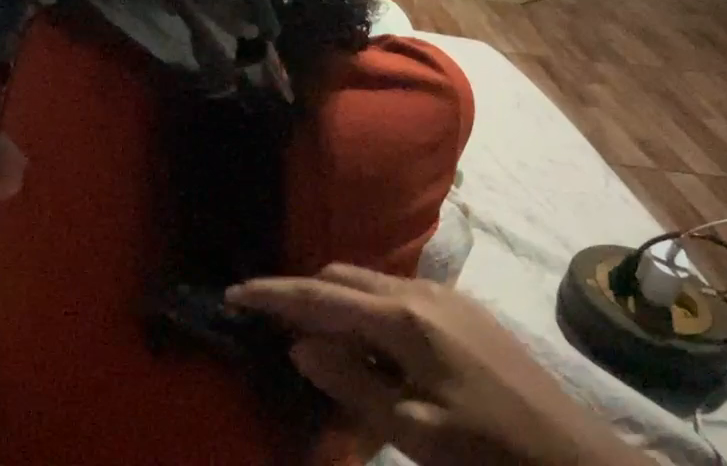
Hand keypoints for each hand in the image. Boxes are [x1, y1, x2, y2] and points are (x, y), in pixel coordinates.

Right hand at [229, 265, 652, 465]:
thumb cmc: (494, 457)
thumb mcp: (415, 432)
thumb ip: (351, 383)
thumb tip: (299, 345)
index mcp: (404, 319)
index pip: (318, 296)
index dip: (272, 295)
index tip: (232, 294)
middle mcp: (421, 292)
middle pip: (341, 278)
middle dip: (303, 296)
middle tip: (275, 328)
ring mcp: (448, 298)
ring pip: (369, 283)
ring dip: (337, 304)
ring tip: (321, 342)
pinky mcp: (468, 312)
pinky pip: (398, 296)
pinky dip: (369, 311)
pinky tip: (374, 348)